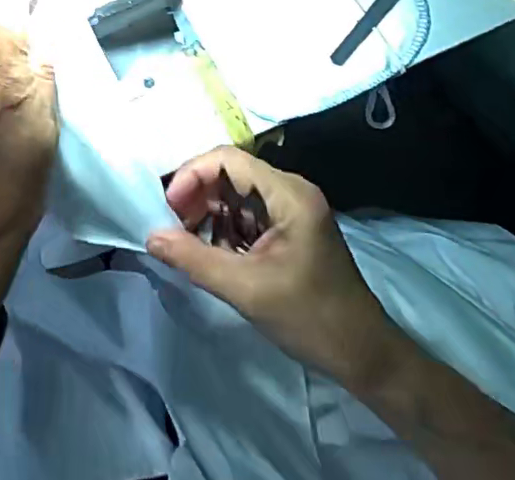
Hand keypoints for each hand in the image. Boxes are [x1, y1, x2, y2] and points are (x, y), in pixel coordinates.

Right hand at [147, 147, 408, 391]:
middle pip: (231, 172)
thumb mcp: (246, 289)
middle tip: (173, 226)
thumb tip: (151, 236)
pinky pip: (248, 212)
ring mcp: (292, 208)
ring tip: (187, 241)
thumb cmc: (309, 318)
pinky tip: (211, 251)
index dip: (193, 175)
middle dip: (197, 194)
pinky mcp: (290, 227)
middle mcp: (290, 190)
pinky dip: (225, 226)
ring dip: (208, 211)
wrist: (363, 354)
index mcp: (288, 194)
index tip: (170, 208)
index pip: (228, 159)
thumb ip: (194, 259)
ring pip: (237, 192)